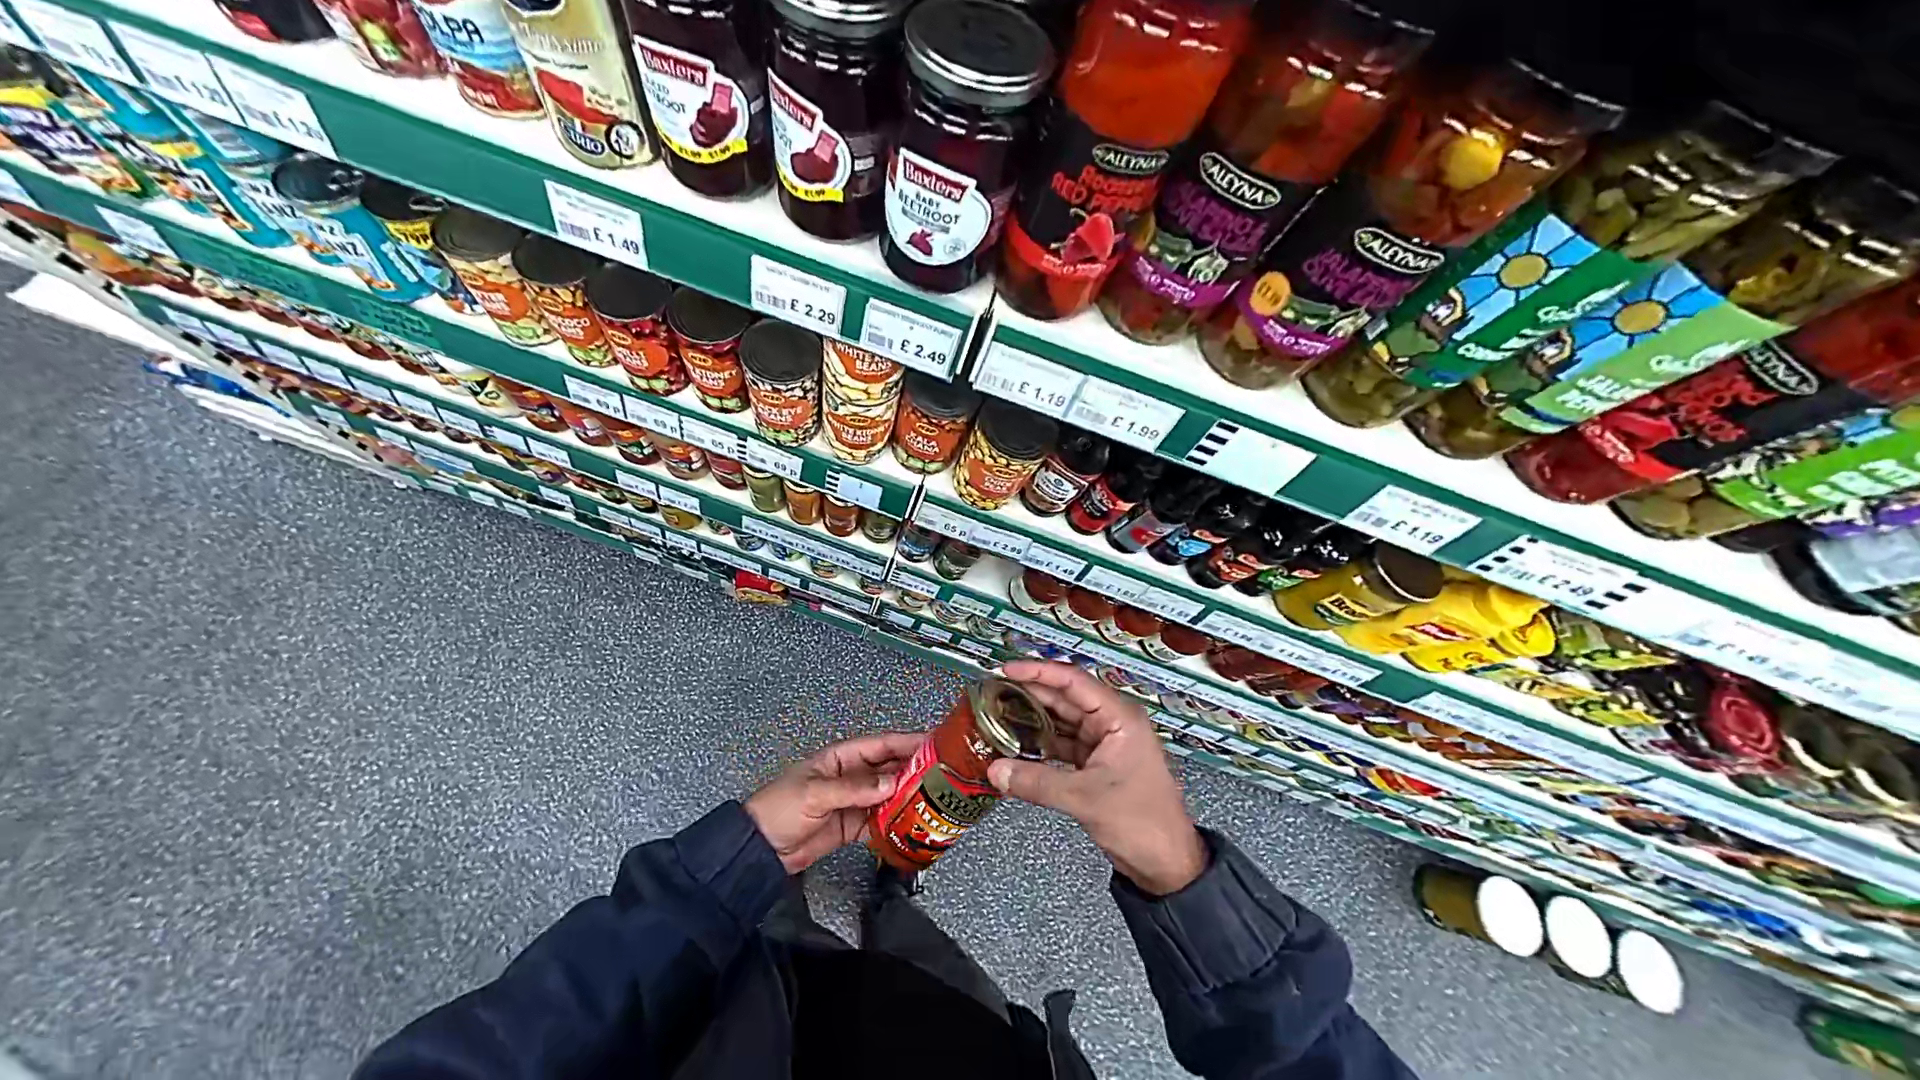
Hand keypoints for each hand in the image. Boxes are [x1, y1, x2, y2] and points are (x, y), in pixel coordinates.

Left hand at [746, 732, 924, 873]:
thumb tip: (890, 783)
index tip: (934, 744)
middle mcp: (851, 776)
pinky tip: (911, 826)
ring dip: (909, 798)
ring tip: (935, 802)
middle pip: (890, 768)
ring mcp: (853, 801)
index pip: (881, 744)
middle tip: (944, 776)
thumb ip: (853, 789)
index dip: (908, 742)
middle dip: (916, 770)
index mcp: (841, 758)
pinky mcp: (851, 826)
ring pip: (889, 795)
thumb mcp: (815, 794)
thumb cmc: (777, 809)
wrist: (757, 851)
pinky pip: (880, 821)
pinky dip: (895, 824)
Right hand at [988, 661, 1206, 894]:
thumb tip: (997, 771)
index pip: (1074, 681)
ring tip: (1000, 713)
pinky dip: (1041, 744)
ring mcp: (1104, 743)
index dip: (1038, 672)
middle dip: (1030, 693)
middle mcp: (1112, 724)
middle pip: (1065, 698)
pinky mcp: (1097, 763)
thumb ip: (1036, 783)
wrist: (1167, 864)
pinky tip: (1018, 744)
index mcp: (1119, 718)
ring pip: (1062, 721)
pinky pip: (1063, 744)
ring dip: (1033, 718)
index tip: (1008, 669)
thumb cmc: (1143, 823)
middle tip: (995, 691)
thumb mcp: (1085, 799)